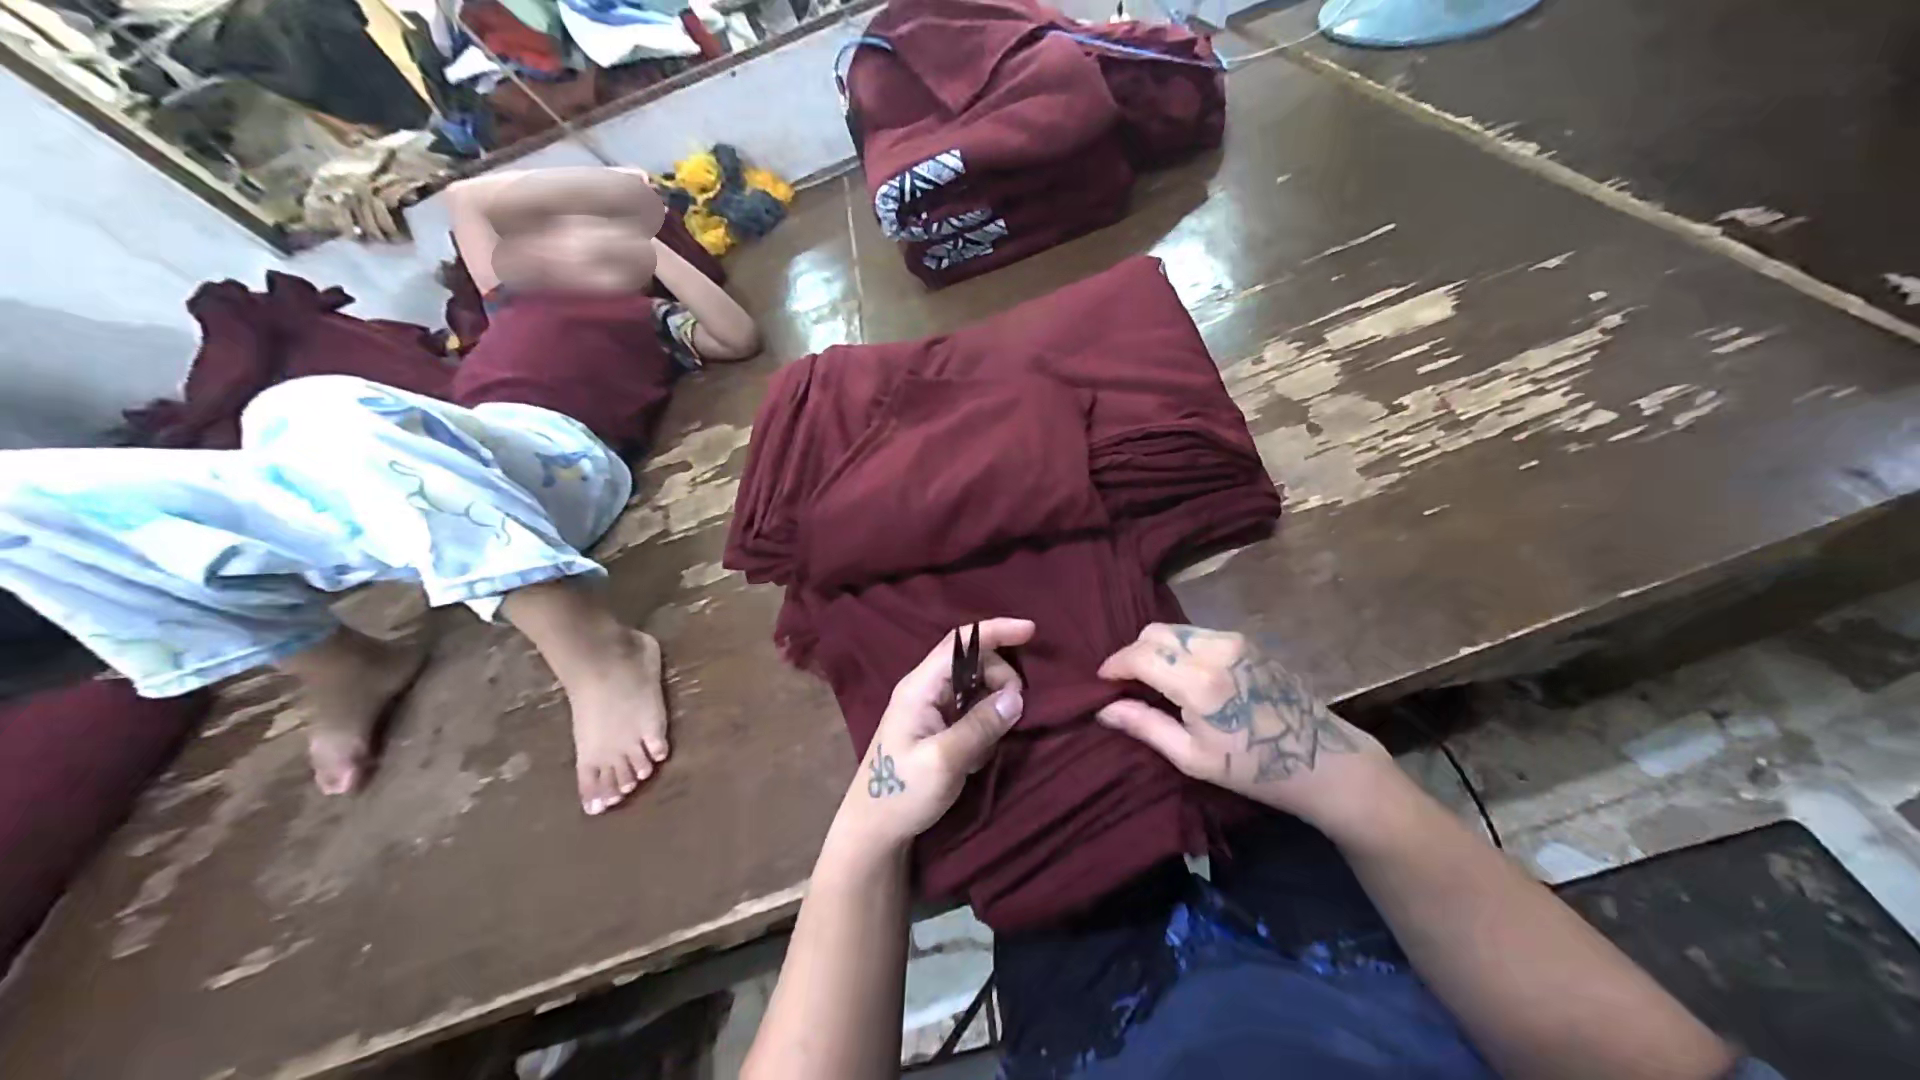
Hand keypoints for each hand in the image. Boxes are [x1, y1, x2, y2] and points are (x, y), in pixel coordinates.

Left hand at [828, 619, 1033, 854]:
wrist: (874, 830)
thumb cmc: (901, 793)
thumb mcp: (944, 761)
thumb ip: (980, 726)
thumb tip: (1016, 697)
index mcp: (919, 688)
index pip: (959, 643)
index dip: (995, 631)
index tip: (1031, 632)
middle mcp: (925, 690)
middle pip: (973, 662)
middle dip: (1001, 678)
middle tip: (1015, 713)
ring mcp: (931, 708)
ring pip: (975, 687)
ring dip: (993, 706)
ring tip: (990, 744)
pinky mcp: (938, 727)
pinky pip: (971, 711)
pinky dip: (984, 725)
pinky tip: (979, 755)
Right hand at [1095, 624, 1391, 828]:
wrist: (1324, 761)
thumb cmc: (1255, 769)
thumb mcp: (1192, 757)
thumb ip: (1145, 726)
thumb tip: (1103, 709)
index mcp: (1200, 682)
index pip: (1139, 655)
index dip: (1114, 665)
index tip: (1103, 682)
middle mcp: (1215, 650)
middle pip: (1154, 633)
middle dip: (1133, 653)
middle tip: (1128, 683)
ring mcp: (1234, 641)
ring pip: (1175, 630)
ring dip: (1156, 649)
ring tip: (1155, 680)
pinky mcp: (1246, 642)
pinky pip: (1196, 634)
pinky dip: (1178, 648)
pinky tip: (1182, 674)